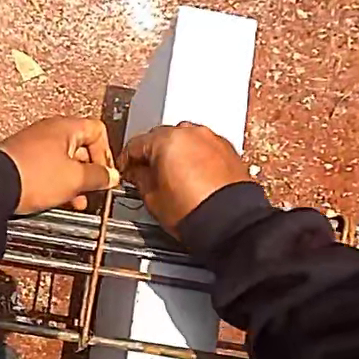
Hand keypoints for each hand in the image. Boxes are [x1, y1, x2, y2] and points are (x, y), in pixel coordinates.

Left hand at [0, 117, 119, 214]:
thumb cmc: (34, 176)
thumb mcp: (76, 179)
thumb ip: (98, 176)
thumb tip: (112, 176)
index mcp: (65, 127)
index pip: (97, 131)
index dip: (106, 153)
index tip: (105, 174)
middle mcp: (49, 131)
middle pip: (80, 147)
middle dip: (89, 171)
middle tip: (92, 189)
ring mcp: (33, 145)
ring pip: (63, 161)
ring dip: (73, 181)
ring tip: (75, 200)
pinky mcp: (21, 160)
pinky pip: (46, 169)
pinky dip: (56, 182)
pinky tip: (56, 200)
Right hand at [118, 122, 249, 234]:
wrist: (232, 225)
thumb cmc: (196, 212)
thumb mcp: (153, 199)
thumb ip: (140, 179)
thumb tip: (137, 173)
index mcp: (167, 140)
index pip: (136, 144)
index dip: (127, 160)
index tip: (127, 170)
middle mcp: (190, 133)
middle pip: (160, 137)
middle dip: (152, 154)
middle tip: (147, 175)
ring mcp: (211, 139)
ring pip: (183, 140)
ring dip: (174, 154)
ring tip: (172, 177)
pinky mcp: (227, 149)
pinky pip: (203, 148)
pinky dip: (195, 158)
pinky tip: (192, 176)